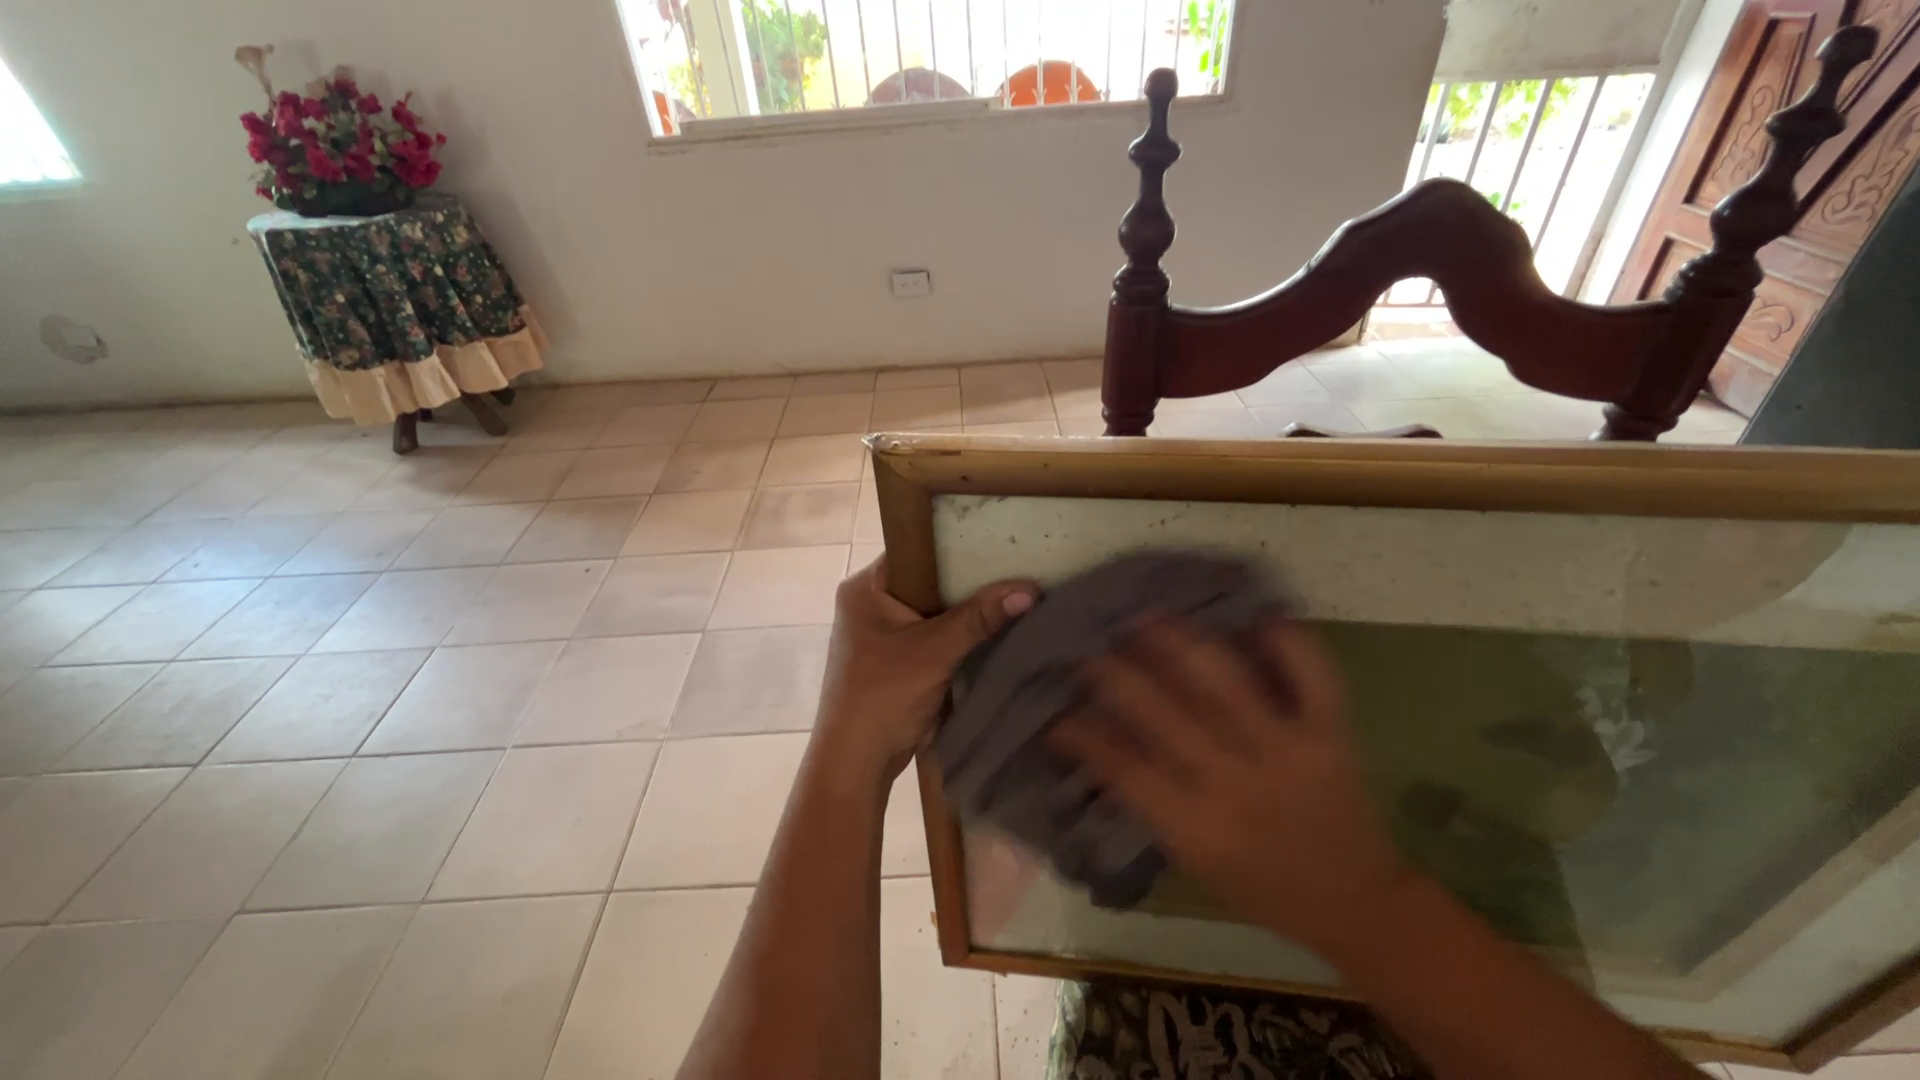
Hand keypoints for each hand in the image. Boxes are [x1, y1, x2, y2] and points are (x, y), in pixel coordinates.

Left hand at [813, 557, 1036, 787]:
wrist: (856, 762)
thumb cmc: (883, 696)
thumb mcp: (934, 651)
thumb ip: (979, 618)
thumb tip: (1030, 589)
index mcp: (866, 587)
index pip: (916, 548)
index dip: (957, 541)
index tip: (1001, 535)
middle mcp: (872, 602)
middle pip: (930, 579)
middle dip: (971, 577)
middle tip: (1019, 561)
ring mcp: (884, 632)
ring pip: (936, 609)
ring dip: (969, 608)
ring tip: (1018, 587)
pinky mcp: (899, 659)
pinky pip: (936, 634)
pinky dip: (962, 633)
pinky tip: (1001, 624)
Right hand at [1050, 616, 1407, 955]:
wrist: (1356, 903)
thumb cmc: (1259, 886)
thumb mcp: (1192, 859)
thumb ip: (1150, 802)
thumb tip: (1100, 743)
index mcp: (1197, 827)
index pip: (1123, 766)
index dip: (1082, 733)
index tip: (1057, 710)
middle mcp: (1236, 782)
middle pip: (1162, 712)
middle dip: (1115, 673)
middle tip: (1088, 646)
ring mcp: (1287, 751)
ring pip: (1223, 680)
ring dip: (1178, 641)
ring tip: (1147, 616)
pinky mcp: (1331, 733)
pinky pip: (1310, 672)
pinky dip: (1283, 639)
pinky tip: (1252, 616)